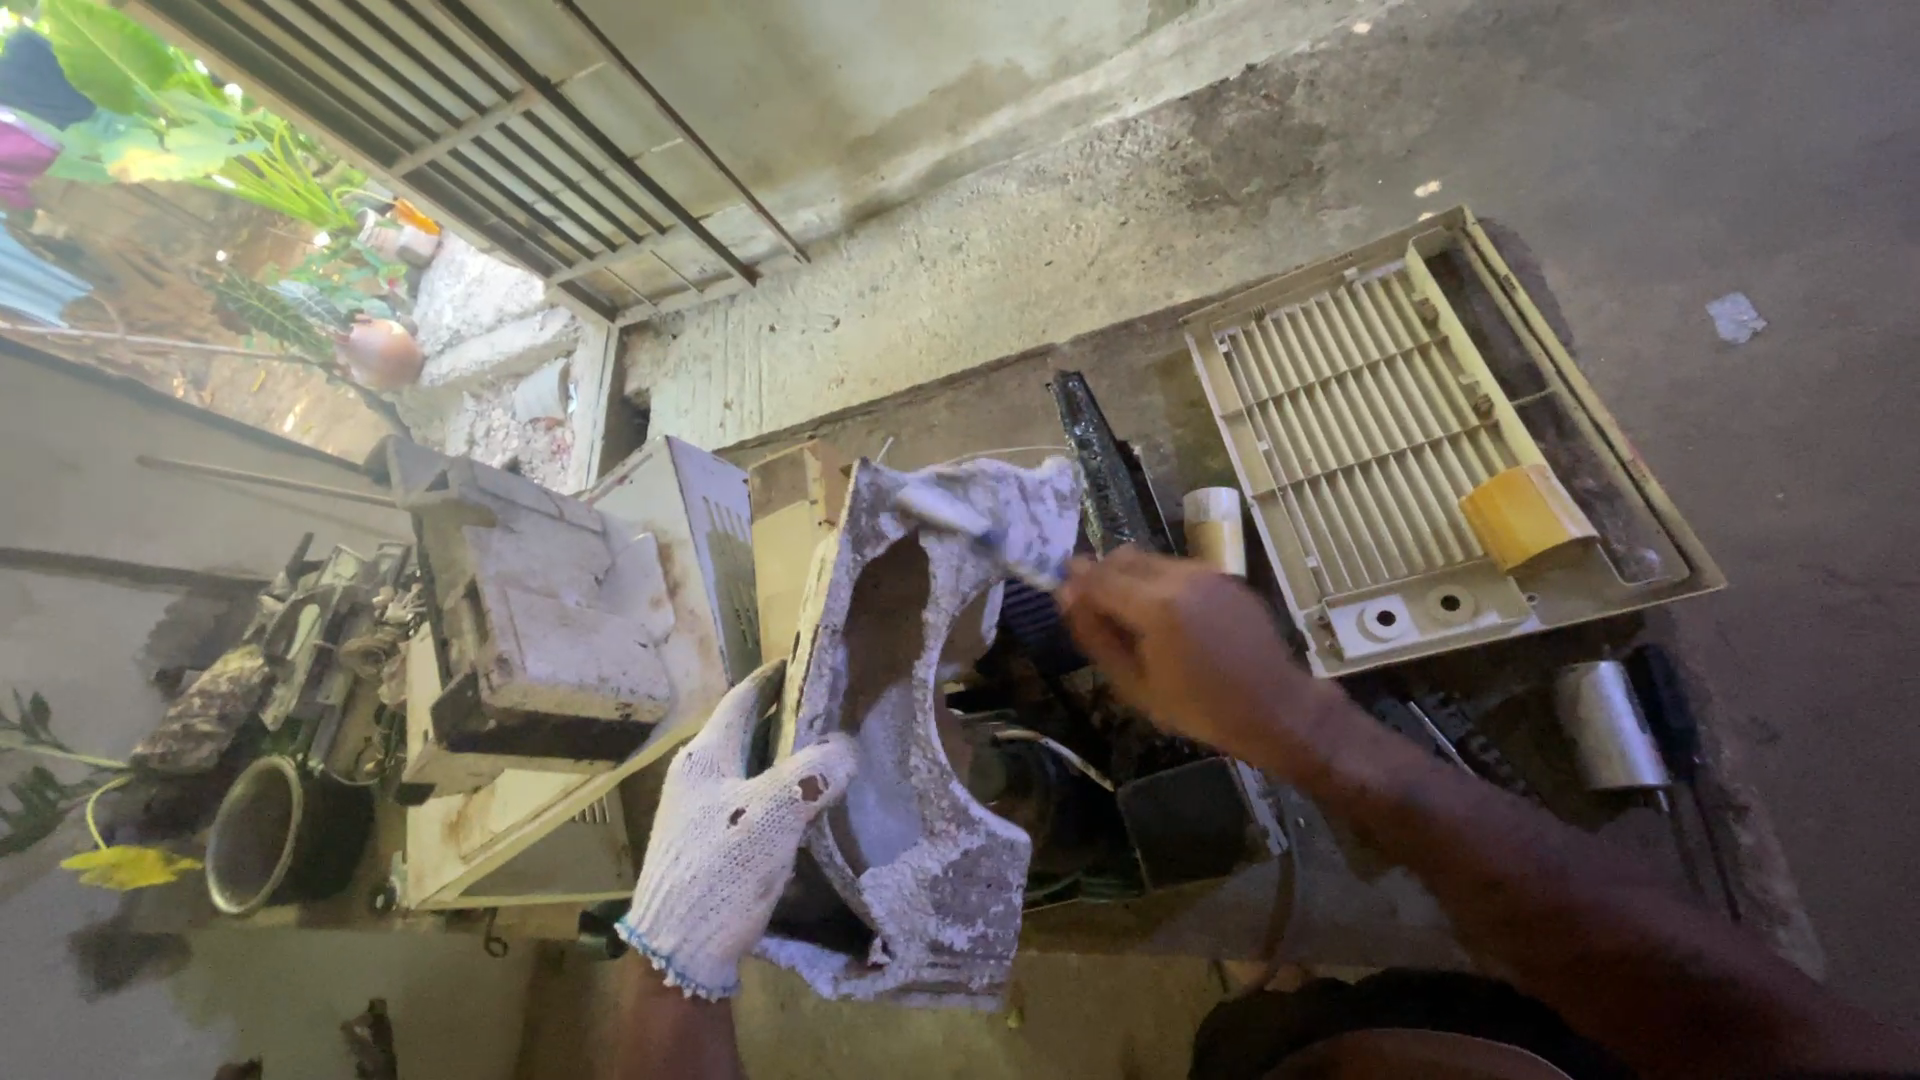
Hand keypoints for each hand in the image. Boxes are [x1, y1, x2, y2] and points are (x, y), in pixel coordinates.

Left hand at [617, 660, 857, 999]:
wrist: (677, 957)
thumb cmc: (719, 872)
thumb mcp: (773, 814)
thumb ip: (813, 772)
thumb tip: (846, 746)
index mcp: (705, 756)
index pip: (742, 698)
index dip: (772, 677)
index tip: (803, 661)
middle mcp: (697, 776)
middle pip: (746, 730)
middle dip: (785, 715)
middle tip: (830, 705)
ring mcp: (699, 811)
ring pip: (750, 765)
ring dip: (784, 753)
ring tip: (827, 748)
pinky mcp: (708, 843)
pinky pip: (750, 796)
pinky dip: (779, 786)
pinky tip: (806, 800)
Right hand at [1056, 547, 1347, 776]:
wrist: (1274, 707)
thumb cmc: (1199, 708)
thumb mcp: (1134, 684)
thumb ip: (1096, 635)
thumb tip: (1066, 597)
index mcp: (1155, 606)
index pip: (1098, 577)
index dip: (1075, 581)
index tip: (1061, 590)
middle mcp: (1180, 577)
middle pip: (1122, 558)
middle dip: (1100, 574)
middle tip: (1091, 604)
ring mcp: (1206, 572)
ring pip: (1149, 559)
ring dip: (1129, 575)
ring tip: (1128, 612)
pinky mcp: (1224, 576)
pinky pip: (1177, 568)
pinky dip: (1158, 580)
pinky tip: (1164, 614)